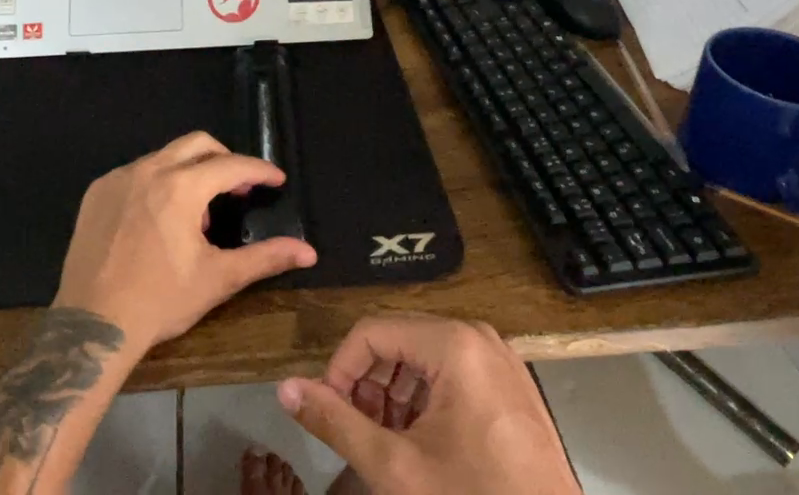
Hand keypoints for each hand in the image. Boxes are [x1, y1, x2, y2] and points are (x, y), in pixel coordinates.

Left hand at [53, 132, 317, 352]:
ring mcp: (118, 179)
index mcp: (181, 187)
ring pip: (164, 157)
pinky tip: (160, 219)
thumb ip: (265, 258)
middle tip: (239, 188)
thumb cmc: (160, 301)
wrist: (92, 324)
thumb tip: (308, 252)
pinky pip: (136, 173)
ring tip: (198, 214)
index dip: (258, 171)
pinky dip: (157, 183)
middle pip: (197, 144)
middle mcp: (148, 170)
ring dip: (189, 172)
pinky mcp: (96, 192)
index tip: (275, 181)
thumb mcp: (218, 279)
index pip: (231, 165)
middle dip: (224, 159)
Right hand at [278, 315, 580, 494]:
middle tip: (355, 429)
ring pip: (425, 357)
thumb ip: (336, 422)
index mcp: (453, 343)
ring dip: (394, 393)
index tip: (328, 412)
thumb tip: (286, 388)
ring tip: (384, 439)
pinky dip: (426, 398)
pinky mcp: (511, 384)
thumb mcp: (395, 466)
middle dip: (368, 383)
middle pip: (399, 340)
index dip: (340, 369)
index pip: (372, 332)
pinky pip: (454, 372)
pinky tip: (420, 441)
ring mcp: (500, 359)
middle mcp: (479, 337)